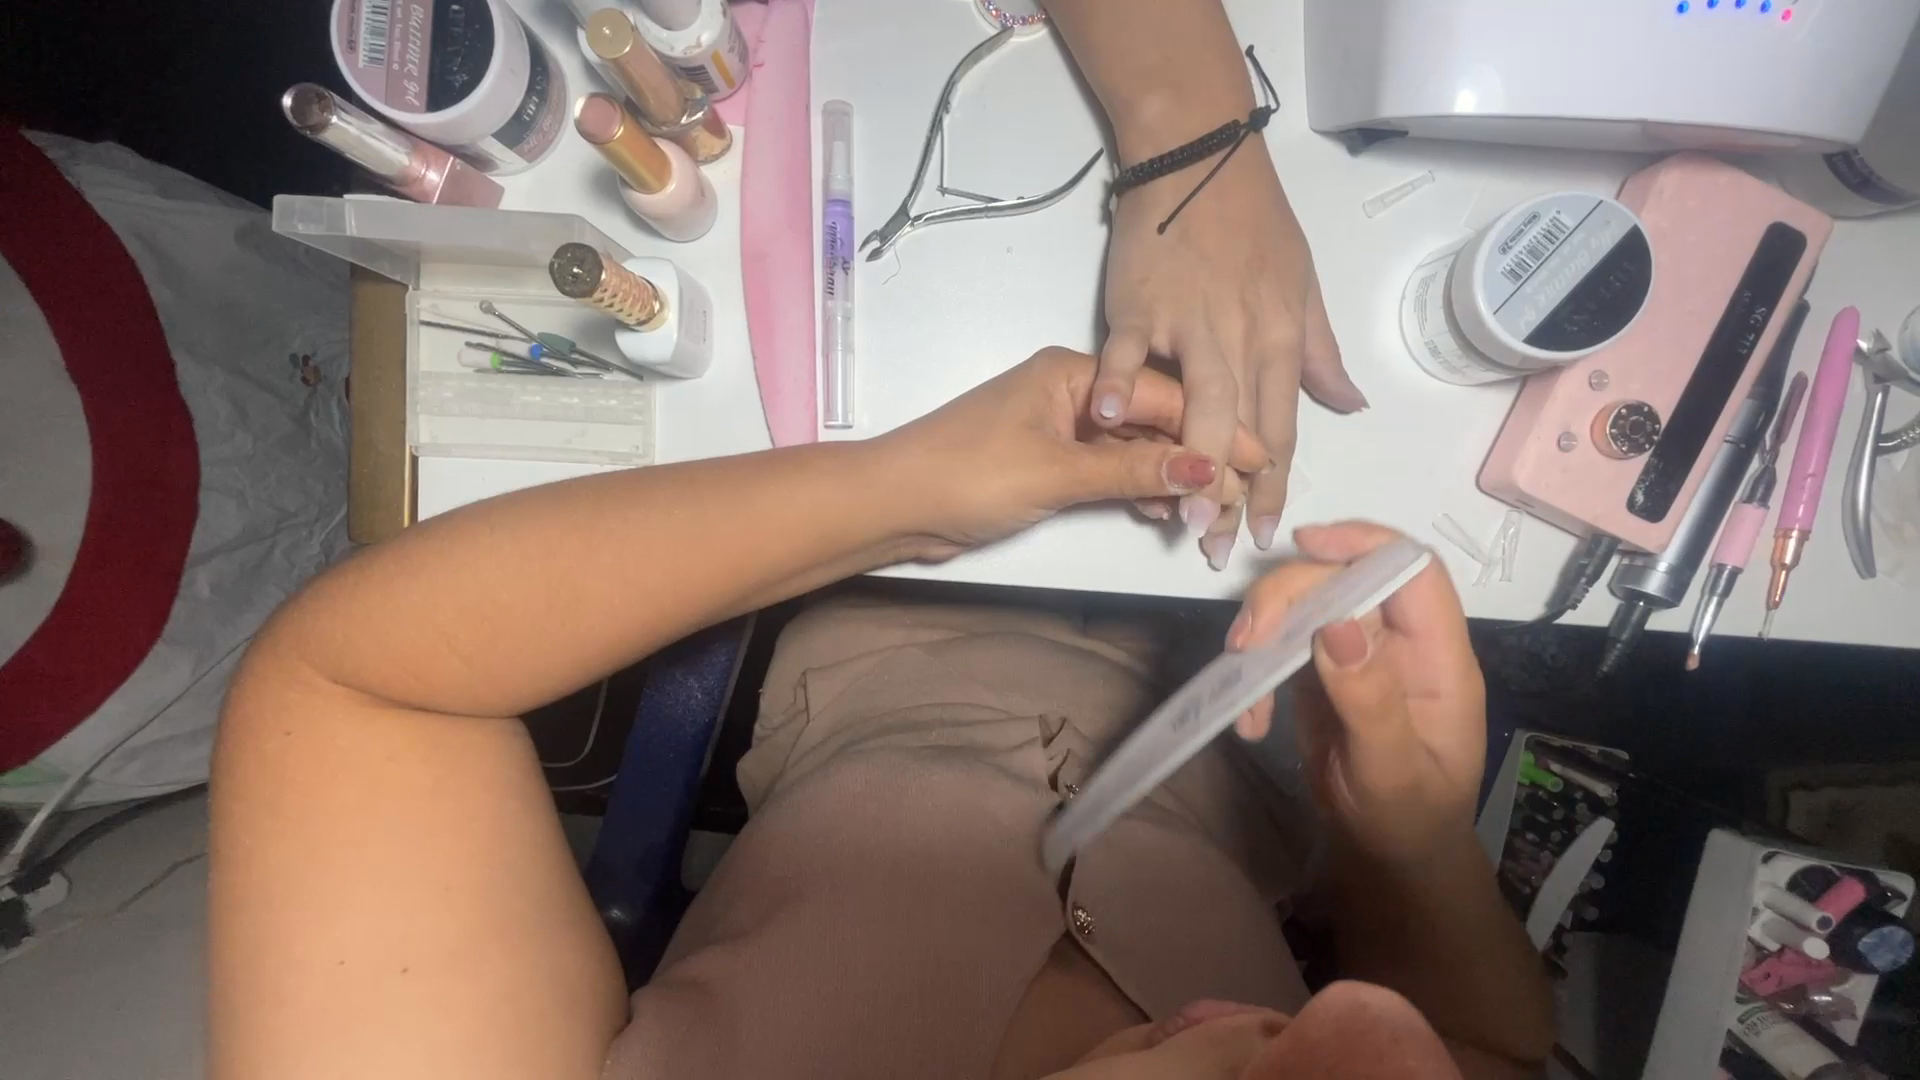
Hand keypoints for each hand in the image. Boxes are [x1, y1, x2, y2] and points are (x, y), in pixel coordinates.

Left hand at [881, 347, 1268, 557]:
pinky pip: (1104, 471)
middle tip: (1239, 495)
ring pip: (1129, 451)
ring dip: (1164, 477)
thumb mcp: (1056, 471)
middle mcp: (1071, 395)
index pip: (1161, 396)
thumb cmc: (970, 474)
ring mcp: (1058, 430)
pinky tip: (1161, 507)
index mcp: (1073, 374)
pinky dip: (1132, 488)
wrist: (895, 502)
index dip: (1211, 429)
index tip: (1259, 460)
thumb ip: (1131, 470)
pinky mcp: (1045, 464)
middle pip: (1150, 422)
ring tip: (1207, 509)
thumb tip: (1207, 469)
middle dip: (1194, 457)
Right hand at [1093, 142, 1366, 569]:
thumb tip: (1348, 405)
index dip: (1275, 485)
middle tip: (1218, 549)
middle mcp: (1244, 340)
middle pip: (1243, 431)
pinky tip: (1105, 419)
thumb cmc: (1251, 224)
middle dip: (1234, 496)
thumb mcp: (1303, 283)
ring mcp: (1191, 322)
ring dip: (1192, 463)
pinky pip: (1129, 348)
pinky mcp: (1140, 303)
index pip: (1282, 428)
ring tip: (1182, 522)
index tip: (1268, 532)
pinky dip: (1117, 380)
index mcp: (1282, 338)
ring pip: (1199, 402)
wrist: (1200, 157)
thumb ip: (1320, 350)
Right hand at [1227, 523, 1485, 863]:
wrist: (1387, 852)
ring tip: (1238, 668)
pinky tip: (1249, 716)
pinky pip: (1281, 644)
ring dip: (1262, 627)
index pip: (1413, 572)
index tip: (1305, 544)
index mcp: (1436, 659)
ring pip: (1304, 604)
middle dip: (1287, 596)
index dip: (1365, 542)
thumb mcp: (1392, 771)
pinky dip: (1255, 669)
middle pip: (1342, 580)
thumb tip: (1339, 625)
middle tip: (1244, 641)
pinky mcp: (1319, 671)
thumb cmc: (1407, 818)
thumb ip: (1370, 701)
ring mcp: (1355, 654)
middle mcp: (1397, 643)